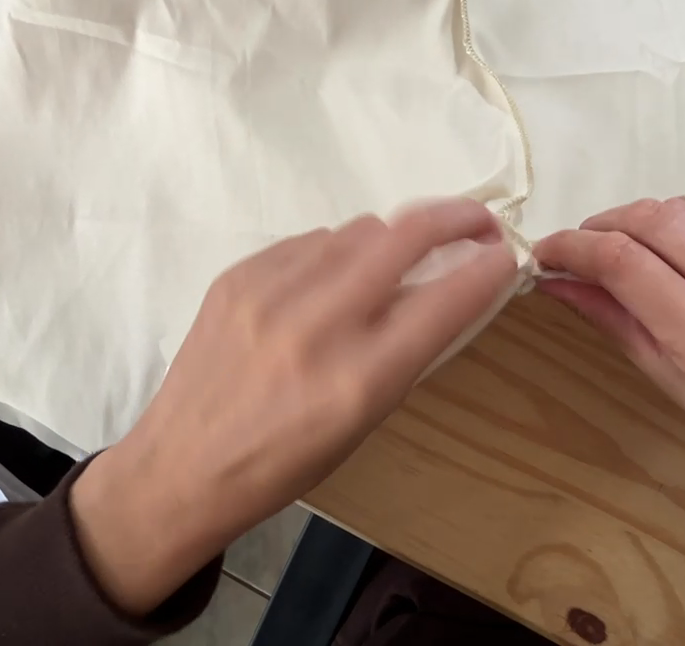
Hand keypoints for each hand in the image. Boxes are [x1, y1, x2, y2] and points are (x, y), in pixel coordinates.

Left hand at [71, 200, 518, 614]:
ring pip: (359, 229)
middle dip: (455, 217)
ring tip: (396, 260)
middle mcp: (316, 325)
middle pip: (405, 235)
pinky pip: (313, 241)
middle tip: (477, 220)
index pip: (445, 301)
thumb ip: (408, 349)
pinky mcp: (239, 274)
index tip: (506, 253)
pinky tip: (333, 278)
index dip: (488, 269)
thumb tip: (447, 282)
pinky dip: (339, 252)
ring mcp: (271, 291)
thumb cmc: (284, 463)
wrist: (179, 467)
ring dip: (393, 237)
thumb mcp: (363, 421)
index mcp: (357, 380)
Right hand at [534, 198, 684, 521]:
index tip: (545, 251)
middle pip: (656, 221)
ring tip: (617, 246)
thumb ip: (614, 322)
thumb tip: (557, 279)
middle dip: (603, 223)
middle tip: (578, 246)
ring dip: (638, 221)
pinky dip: (679, 230)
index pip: (628, 265)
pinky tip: (672, 256)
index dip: (575, 247)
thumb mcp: (675, 387)